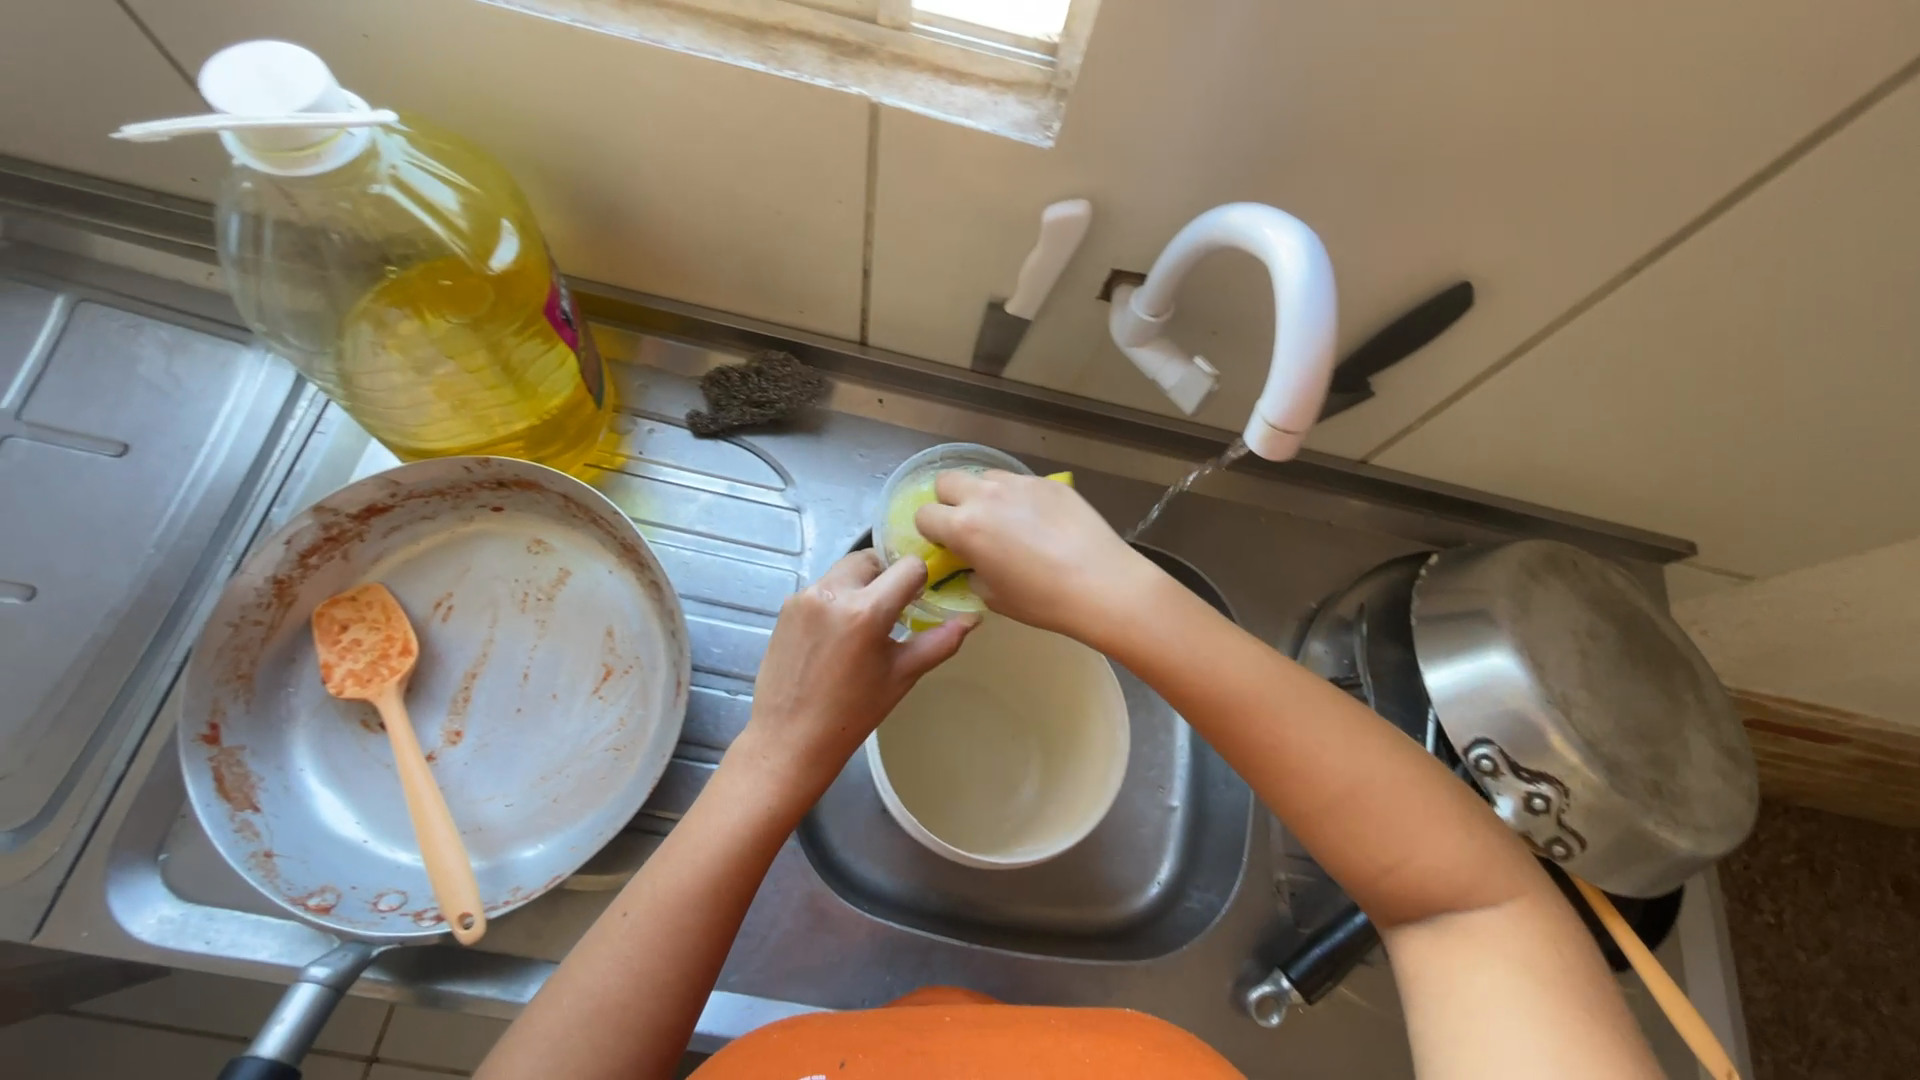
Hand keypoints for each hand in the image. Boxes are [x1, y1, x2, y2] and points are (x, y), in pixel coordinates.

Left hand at [735, 550, 975, 799]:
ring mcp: (805, 597)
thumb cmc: (852, 713)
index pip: (909, 566)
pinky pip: (822, 588)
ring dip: (861, 585)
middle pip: (873, 559)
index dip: (921, 579)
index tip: (920, 599)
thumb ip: (940, 641)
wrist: (789, 737)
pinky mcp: (786, 606)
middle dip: (888, 576)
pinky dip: (837, 599)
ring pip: (845, 571)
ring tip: (863, 625)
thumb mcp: (903, 675)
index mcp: (867, 611)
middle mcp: (834, 593)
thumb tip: (971, 619)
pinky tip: (836, 635)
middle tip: (893, 610)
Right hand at [914, 469, 1157, 642]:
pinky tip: (1040, 521)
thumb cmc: (1042, 600)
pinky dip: (1019, 497)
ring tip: (1006, 519)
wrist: (1101, 584)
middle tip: (968, 525)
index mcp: (964, 528)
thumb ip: (972, 572)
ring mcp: (1020, 484)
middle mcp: (985, 497)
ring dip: (985, 495)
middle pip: (947, 481)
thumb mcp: (993, 597)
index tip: (946, 544)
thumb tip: (972, 562)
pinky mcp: (1049, 482)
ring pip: (986, 477)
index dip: (931, 531)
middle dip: (949, 501)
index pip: (924, 515)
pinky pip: (1021, 482)